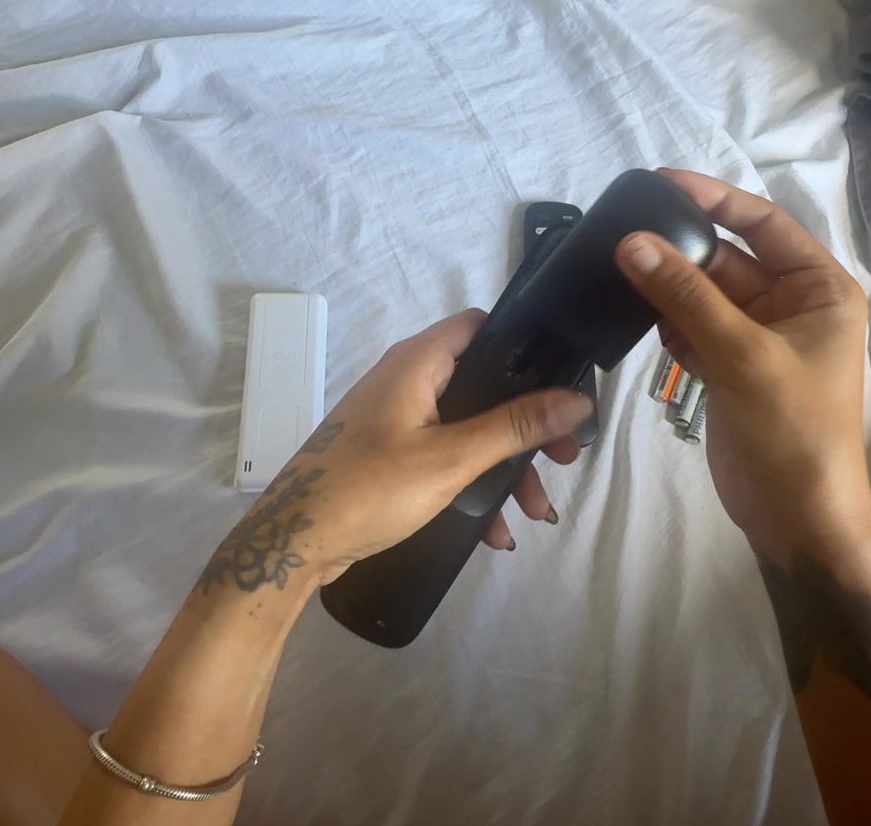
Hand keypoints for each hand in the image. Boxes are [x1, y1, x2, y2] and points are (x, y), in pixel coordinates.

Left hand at [196, 311, 594, 596]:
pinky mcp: (391, 451)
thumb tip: (577, 400)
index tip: (562, 380)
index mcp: (418, 361)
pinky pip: (445, 454)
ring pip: (468, 426)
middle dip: (526, 424)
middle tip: (565, 457)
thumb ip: (515, 427)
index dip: (525, 345)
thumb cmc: (371, 488)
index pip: (481, 326)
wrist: (293, 544)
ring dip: (504, 465)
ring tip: (536, 511)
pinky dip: (472, 482)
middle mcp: (408, 379)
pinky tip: (495, 530)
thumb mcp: (451, 458)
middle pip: (483, 384)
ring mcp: (397, 417)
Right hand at [615, 170, 870, 560]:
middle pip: (724, 258)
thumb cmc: (792, 430)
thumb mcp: (742, 354)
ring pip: (701, 293)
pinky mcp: (728, 363)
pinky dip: (669, 325)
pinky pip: (691, 325)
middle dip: (678, 253)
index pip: (762, 223)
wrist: (794, 516)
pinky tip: (649, 329)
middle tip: (621, 240)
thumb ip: (685, 296)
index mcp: (818, 288)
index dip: (712, 199)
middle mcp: (789, 304)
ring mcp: (756, 335)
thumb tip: (631, 242)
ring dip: (667, 290)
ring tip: (622, 280)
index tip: (658, 183)